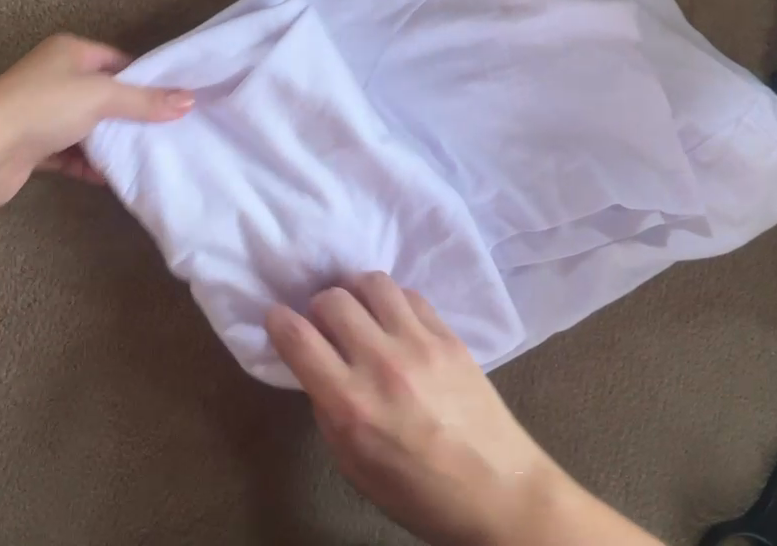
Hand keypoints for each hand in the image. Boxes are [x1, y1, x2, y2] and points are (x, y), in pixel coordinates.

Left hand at [0, 34, 191, 210]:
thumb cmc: (44, 107)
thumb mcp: (102, 97)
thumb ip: (145, 101)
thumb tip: (189, 100)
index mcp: (69, 51)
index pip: (116, 60)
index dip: (143, 79)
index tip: (170, 101)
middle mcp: (52, 75)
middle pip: (101, 93)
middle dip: (127, 114)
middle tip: (161, 131)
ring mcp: (38, 110)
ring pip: (85, 125)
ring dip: (106, 142)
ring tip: (139, 156)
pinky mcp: (30, 143)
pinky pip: (68, 152)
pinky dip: (85, 163)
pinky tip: (106, 178)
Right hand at [270, 274, 649, 545]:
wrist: (500, 493)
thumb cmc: (419, 493)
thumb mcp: (354, 465)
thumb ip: (328, 409)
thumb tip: (314, 365)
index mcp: (350, 405)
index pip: (297, 337)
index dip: (277, 320)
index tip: (276, 318)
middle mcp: (381, 364)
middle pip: (330, 299)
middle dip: (316, 307)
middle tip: (322, 324)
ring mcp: (419, 344)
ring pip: (371, 283)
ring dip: (354, 293)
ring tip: (358, 312)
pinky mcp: (449, 335)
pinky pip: (409, 294)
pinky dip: (391, 301)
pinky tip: (394, 321)